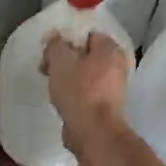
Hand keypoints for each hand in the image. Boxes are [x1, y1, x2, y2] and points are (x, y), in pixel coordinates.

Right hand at [44, 32, 129, 157]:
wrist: (93, 131)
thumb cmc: (78, 91)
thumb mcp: (60, 62)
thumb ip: (55, 46)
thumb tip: (53, 37)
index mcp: (110, 48)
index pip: (87, 34)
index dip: (66, 40)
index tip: (49, 52)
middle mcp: (117, 64)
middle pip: (87, 55)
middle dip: (66, 60)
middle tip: (47, 69)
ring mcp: (114, 87)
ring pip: (87, 74)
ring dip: (70, 77)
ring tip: (52, 86)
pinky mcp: (106, 105)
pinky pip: (87, 92)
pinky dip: (75, 93)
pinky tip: (63, 99)